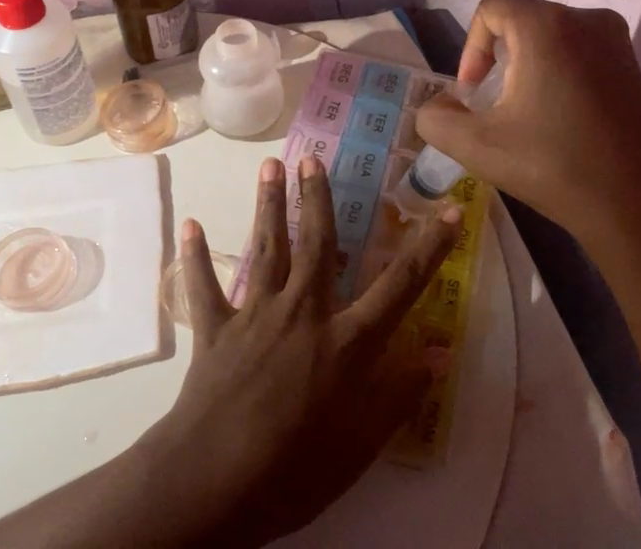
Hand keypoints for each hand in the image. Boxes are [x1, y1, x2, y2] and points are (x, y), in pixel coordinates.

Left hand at [150, 155, 460, 546]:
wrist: (213, 483)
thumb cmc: (295, 469)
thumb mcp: (364, 444)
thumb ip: (401, 393)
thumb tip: (441, 353)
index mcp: (347, 341)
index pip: (400, 285)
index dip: (429, 247)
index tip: (449, 210)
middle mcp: (304, 313)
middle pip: (316, 244)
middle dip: (318, 198)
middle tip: (314, 156)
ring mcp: (255, 318)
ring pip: (266, 250)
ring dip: (269, 206)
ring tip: (270, 166)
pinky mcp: (216, 333)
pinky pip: (205, 288)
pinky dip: (197, 257)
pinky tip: (191, 226)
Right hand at [413, 0, 640, 255]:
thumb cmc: (556, 166)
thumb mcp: (479, 147)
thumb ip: (438, 120)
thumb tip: (437, 108)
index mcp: (547, 25)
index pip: (491, 8)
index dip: (470, 47)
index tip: (474, 94)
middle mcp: (587, 21)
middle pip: (525, 22)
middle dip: (501, 61)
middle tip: (496, 109)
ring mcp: (619, 45)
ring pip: (556, 42)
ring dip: (532, 72)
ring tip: (528, 122)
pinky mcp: (637, 72)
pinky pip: (585, 59)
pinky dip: (563, 81)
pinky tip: (565, 129)